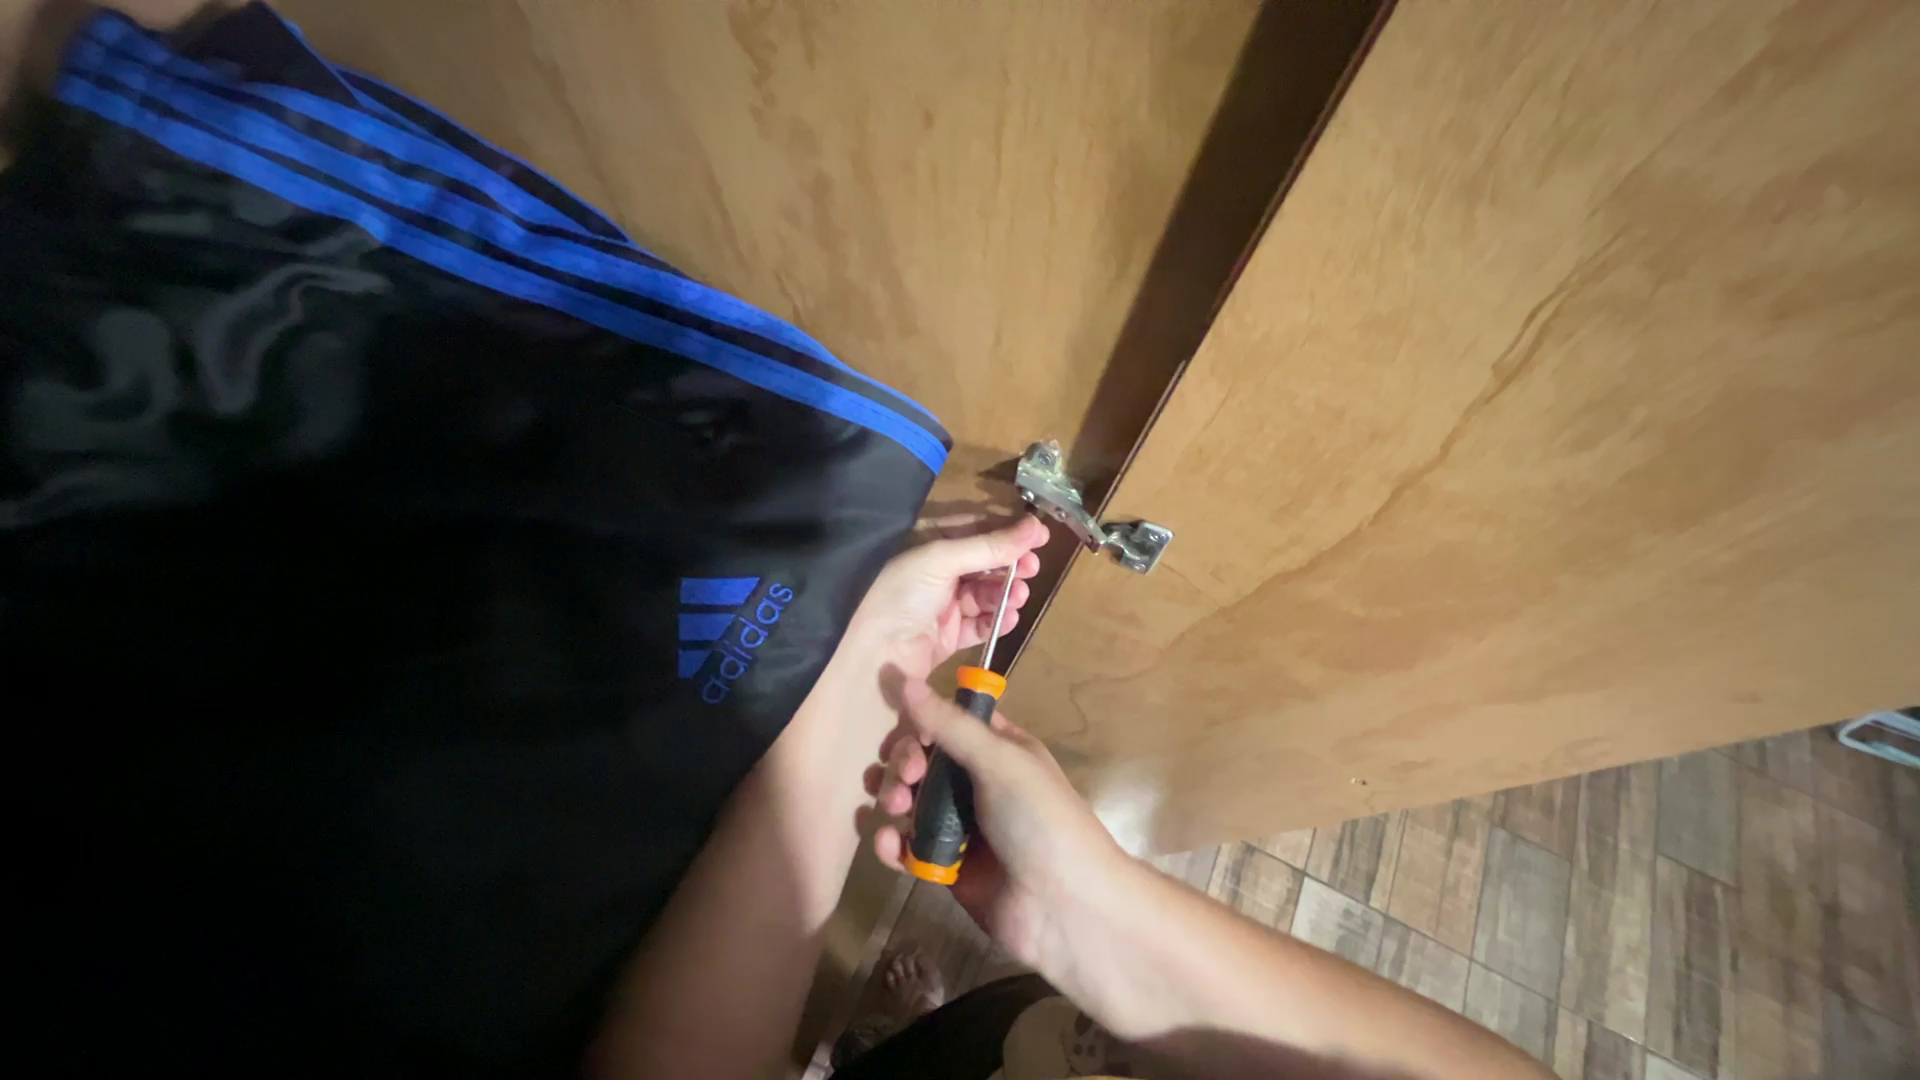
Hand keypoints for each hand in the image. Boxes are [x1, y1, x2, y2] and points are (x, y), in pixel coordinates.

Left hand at [844, 515, 1049, 684]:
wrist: (874, 651)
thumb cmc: (902, 591)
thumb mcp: (943, 559)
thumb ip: (990, 545)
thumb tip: (1035, 526)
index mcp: (929, 544)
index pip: (976, 531)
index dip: (1008, 532)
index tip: (1040, 535)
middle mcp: (936, 572)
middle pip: (985, 564)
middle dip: (1011, 565)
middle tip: (1033, 569)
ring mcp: (942, 605)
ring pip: (986, 595)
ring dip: (1006, 593)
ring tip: (1020, 595)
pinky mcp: (948, 636)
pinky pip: (979, 624)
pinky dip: (996, 621)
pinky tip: (1009, 618)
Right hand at [870, 681, 1128, 972]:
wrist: (1066, 908)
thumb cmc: (1040, 819)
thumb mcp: (1000, 760)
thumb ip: (949, 724)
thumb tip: (905, 680)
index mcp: (998, 749)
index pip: (948, 721)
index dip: (921, 723)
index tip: (908, 733)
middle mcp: (977, 782)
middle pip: (922, 759)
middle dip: (903, 763)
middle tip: (907, 778)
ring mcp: (961, 826)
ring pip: (909, 801)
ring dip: (891, 798)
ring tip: (893, 808)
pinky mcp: (946, 867)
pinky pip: (907, 848)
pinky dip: (891, 845)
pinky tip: (888, 846)